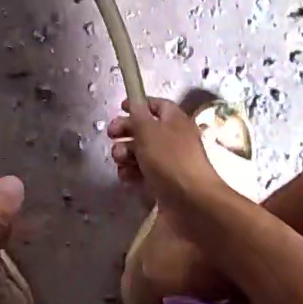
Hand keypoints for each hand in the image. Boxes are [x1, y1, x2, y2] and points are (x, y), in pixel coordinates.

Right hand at [108, 97, 231, 216]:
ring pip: (141, 152)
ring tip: (120, 160)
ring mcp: (169, 162)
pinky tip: (126, 177)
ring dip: (125, 154)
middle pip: (145, 129)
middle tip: (111, 135)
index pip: (156, 105)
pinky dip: (132, 172)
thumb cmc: (169, 160)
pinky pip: (144, 172)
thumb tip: (134, 101)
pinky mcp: (164, 182)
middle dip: (126, 131)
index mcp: (174, 120)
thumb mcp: (149, 131)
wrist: (192, 202)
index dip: (138, 104)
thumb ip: (138, 114)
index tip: (120, 107)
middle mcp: (173, 139)